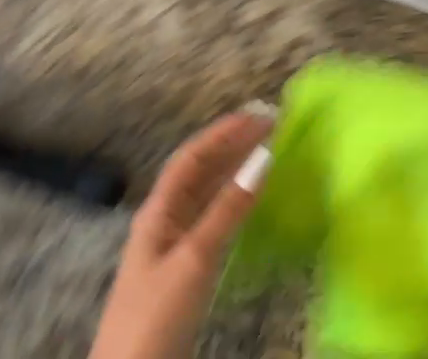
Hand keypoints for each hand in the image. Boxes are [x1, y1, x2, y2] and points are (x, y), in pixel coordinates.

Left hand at [88, 110, 273, 358]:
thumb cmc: (156, 314)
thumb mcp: (195, 258)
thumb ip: (229, 208)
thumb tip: (264, 157)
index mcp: (157, 211)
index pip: (191, 157)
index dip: (223, 132)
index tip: (259, 114)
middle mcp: (164, 220)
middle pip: (199, 171)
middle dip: (232, 145)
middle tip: (271, 125)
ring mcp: (174, 245)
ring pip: (206, 193)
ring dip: (234, 168)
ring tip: (268, 149)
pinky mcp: (186, 268)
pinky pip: (213, 218)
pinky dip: (235, 199)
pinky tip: (253, 197)